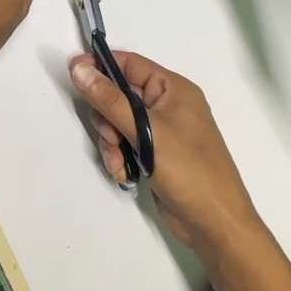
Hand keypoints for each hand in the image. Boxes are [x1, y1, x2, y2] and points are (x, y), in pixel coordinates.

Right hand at [69, 51, 265, 255]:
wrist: (216, 227)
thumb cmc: (188, 170)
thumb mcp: (146, 131)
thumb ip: (109, 99)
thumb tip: (78, 67)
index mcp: (173, 89)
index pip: (129, 63)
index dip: (100, 65)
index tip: (73, 73)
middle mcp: (167, 105)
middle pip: (118, 94)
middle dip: (106, 117)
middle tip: (110, 136)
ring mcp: (161, 131)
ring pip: (117, 121)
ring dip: (111, 141)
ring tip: (119, 161)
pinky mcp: (155, 154)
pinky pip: (125, 143)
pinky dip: (118, 156)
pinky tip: (123, 174)